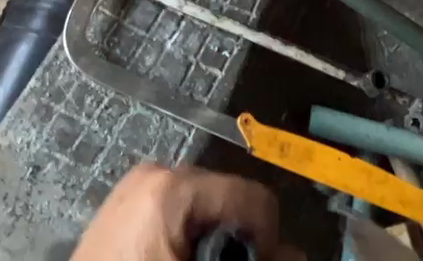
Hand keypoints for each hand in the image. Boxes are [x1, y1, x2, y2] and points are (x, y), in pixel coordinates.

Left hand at [70, 163, 301, 260]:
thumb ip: (254, 260)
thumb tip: (298, 255)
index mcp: (174, 188)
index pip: (253, 197)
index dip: (268, 238)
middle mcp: (157, 170)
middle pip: (228, 197)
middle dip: (238, 238)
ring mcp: (138, 182)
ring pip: (204, 204)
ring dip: (213, 237)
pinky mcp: (125, 199)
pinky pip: (175, 208)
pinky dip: (187, 233)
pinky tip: (175, 258)